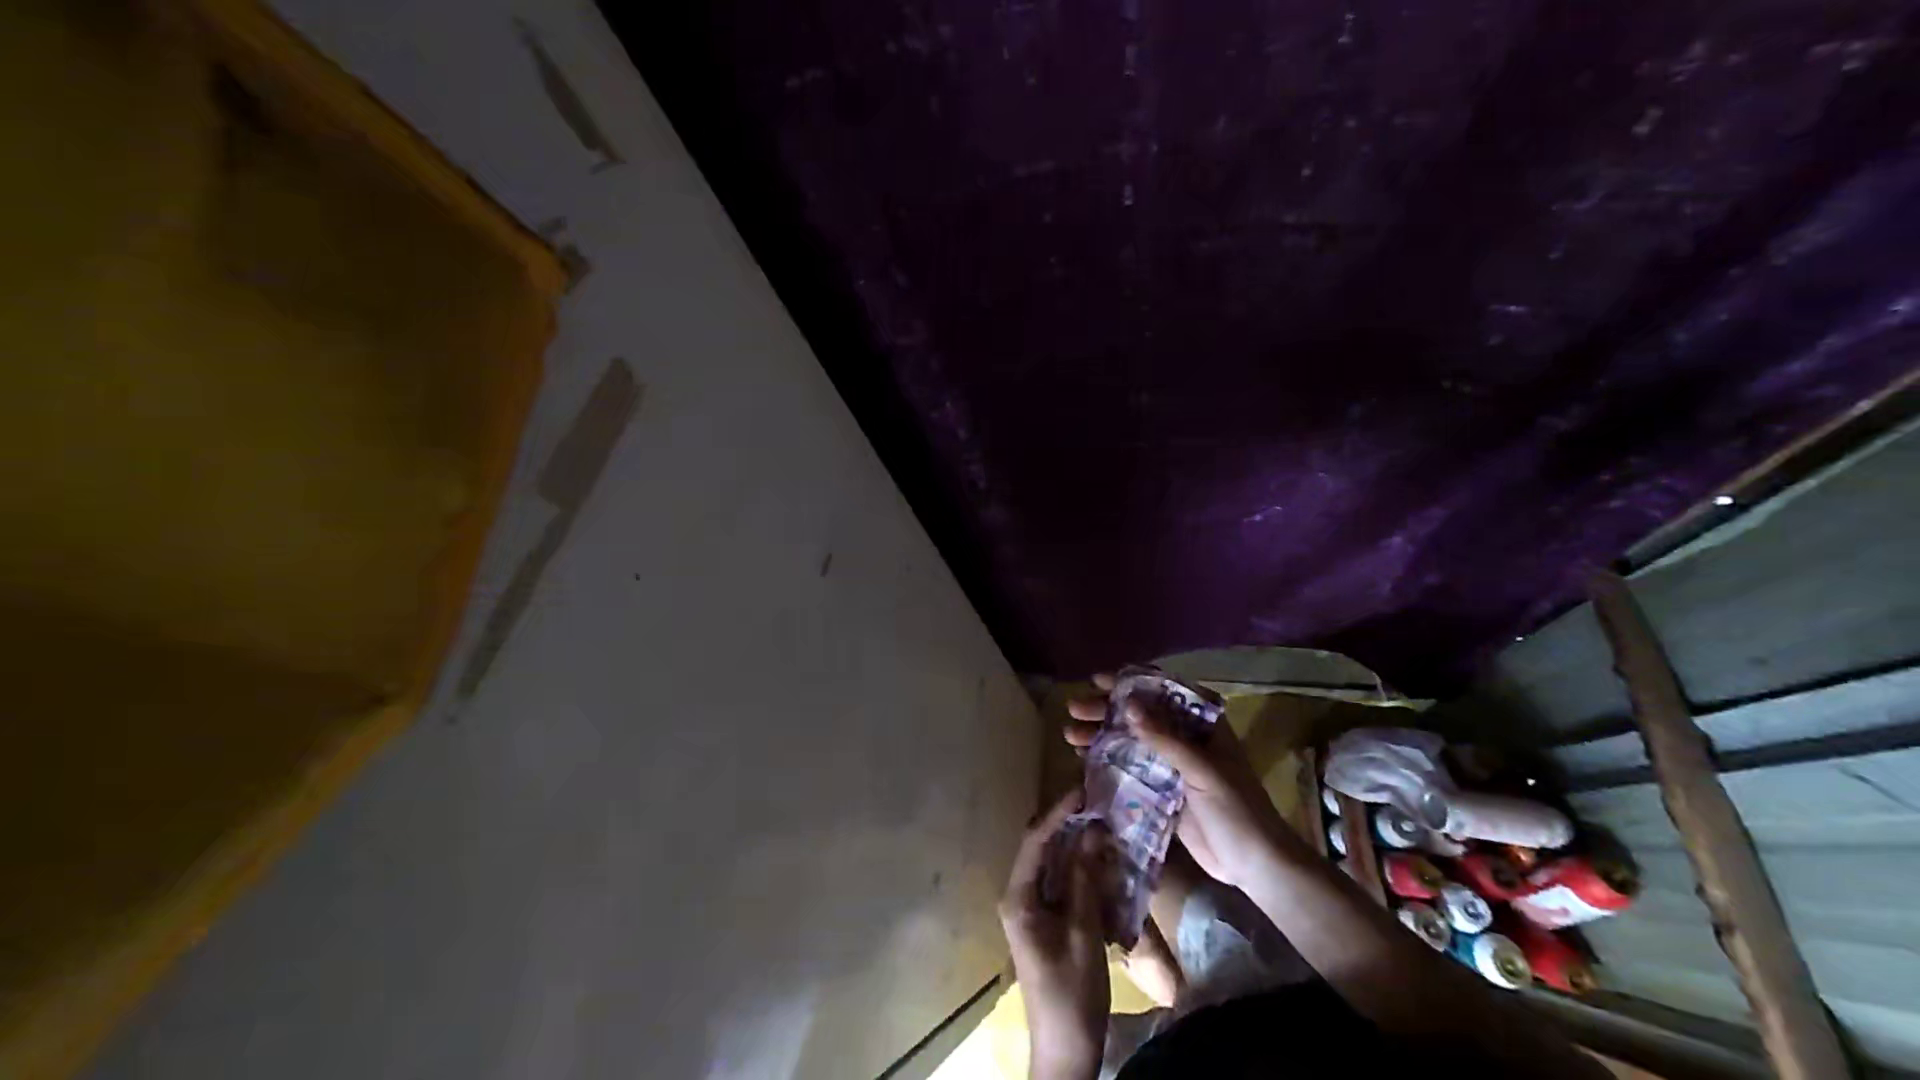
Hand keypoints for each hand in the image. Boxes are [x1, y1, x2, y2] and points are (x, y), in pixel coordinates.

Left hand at [999, 789, 1108, 1079]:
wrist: (1066, 1050)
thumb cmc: (1072, 992)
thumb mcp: (1084, 932)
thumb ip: (1085, 879)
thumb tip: (1093, 830)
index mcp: (1018, 897)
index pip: (1036, 840)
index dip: (1059, 812)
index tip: (1085, 790)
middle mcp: (1019, 896)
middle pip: (1043, 849)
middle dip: (1071, 826)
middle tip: (1102, 805)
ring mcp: (1031, 910)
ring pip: (1054, 865)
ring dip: (1079, 848)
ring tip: (1109, 828)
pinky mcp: (1046, 922)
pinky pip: (1062, 885)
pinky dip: (1082, 872)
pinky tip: (1106, 865)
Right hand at [1066, 674, 1289, 889]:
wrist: (1254, 864)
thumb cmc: (1237, 810)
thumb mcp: (1203, 770)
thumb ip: (1165, 739)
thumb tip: (1128, 705)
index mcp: (1202, 725)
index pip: (1162, 691)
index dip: (1129, 683)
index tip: (1096, 681)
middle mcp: (1184, 738)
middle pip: (1139, 715)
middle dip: (1105, 710)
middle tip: (1074, 710)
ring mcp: (1172, 765)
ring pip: (1129, 740)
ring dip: (1101, 735)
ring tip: (1070, 736)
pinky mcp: (1162, 790)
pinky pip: (1129, 768)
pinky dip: (1106, 761)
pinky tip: (1082, 759)